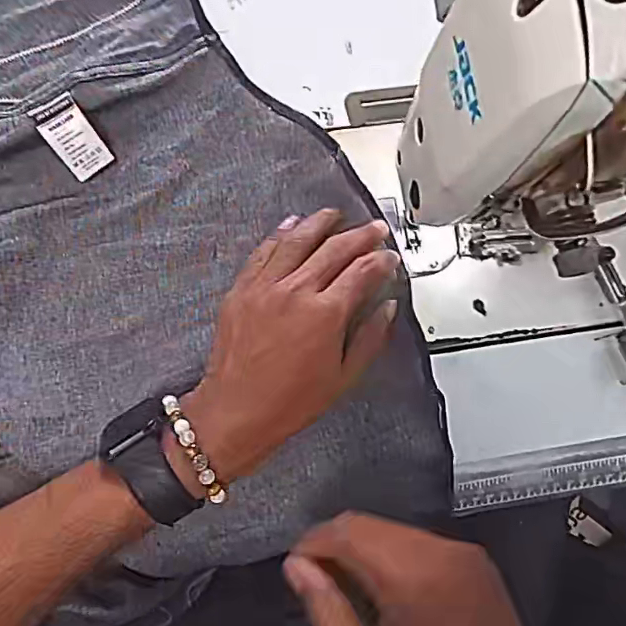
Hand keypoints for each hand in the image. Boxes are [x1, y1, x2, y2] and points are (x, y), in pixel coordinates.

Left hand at [176, 209, 400, 485]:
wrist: (236, 410)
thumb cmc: (286, 402)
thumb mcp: (343, 377)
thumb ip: (370, 337)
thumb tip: (386, 309)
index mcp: (325, 313)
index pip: (362, 271)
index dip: (381, 260)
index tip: (389, 258)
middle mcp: (295, 292)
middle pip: (334, 248)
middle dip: (360, 235)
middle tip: (374, 229)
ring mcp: (265, 288)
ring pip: (297, 240)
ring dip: (319, 223)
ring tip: (334, 215)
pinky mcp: (242, 290)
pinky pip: (264, 252)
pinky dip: (280, 235)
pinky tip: (291, 226)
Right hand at [284, 512, 554, 625]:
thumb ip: (328, 612)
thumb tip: (295, 566)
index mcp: (414, 577)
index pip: (345, 530)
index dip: (311, 544)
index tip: (295, 572)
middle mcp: (442, 550)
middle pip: (367, 524)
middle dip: (333, 544)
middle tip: (316, 583)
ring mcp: (464, 552)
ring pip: (391, 529)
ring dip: (361, 548)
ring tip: (347, 589)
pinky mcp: (477, 561)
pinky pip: (417, 542)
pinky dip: (390, 554)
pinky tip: (383, 589)